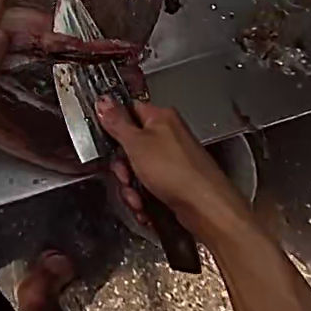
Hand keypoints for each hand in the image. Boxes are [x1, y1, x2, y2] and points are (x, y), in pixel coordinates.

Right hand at [96, 97, 245, 228]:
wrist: (207, 209)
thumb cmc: (179, 172)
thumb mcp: (136, 143)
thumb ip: (116, 122)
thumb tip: (103, 102)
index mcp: (161, 118)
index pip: (128, 111)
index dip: (114, 126)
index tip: (107, 140)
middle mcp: (168, 136)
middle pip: (129, 145)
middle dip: (122, 166)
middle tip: (125, 174)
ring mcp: (171, 160)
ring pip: (135, 169)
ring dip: (130, 186)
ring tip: (138, 196)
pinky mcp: (174, 182)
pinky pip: (147, 186)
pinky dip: (142, 197)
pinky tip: (145, 205)